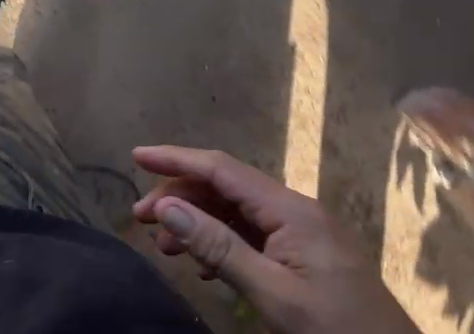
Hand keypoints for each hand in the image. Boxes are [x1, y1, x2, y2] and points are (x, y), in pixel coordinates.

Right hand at [131, 147, 418, 333]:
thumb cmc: (337, 333)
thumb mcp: (273, 295)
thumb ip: (218, 248)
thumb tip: (166, 208)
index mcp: (291, 210)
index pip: (221, 168)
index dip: (176, 159)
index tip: (136, 157)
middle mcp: (296, 210)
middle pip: (225, 188)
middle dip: (180, 198)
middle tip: (142, 220)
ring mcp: (304, 233)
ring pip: (236, 213)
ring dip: (198, 224)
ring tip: (166, 249)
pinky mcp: (308, 257)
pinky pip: (253, 235)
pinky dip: (221, 243)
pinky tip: (204, 266)